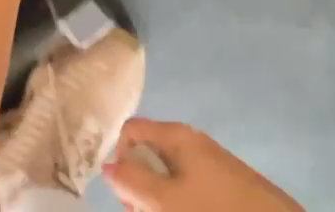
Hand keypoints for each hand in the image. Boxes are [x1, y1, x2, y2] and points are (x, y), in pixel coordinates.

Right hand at [102, 119, 304, 211]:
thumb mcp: (168, 201)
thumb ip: (132, 182)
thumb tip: (107, 165)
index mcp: (178, 136)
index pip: (131, 131)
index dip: (119, 158)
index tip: (124, 194)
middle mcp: (193, 145)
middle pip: (149, 157)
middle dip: (139, 189)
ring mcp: (212, 168)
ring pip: (169, 180)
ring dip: (158, 203)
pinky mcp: (227, 192)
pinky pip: (190, 194)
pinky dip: (180, 207)